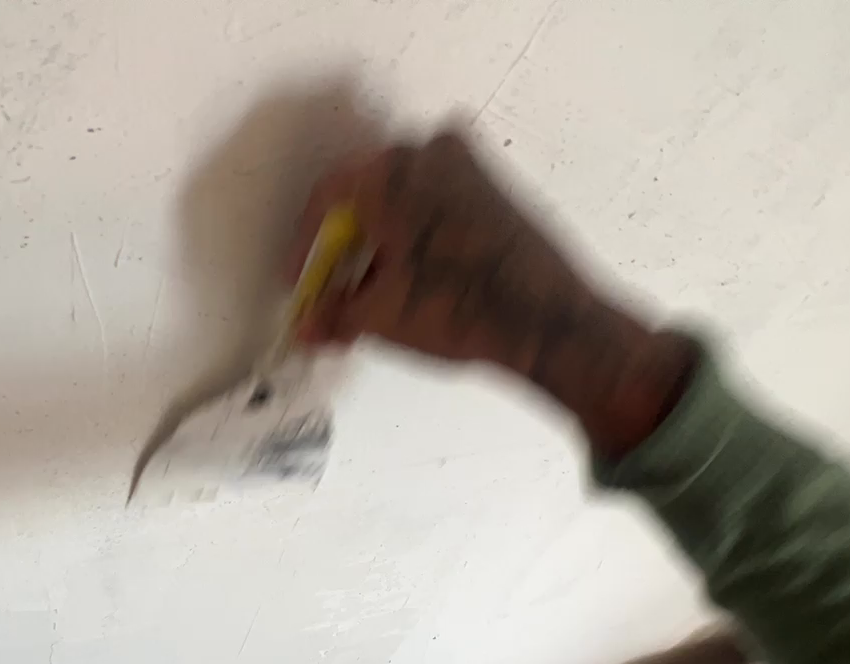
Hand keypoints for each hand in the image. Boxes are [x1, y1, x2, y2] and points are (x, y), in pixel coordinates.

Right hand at [289, 129, 695, 456]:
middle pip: (363, 197)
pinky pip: (438, 204)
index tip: (301, 280)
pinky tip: (416, 281)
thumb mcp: (381, 318)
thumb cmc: (465, 309)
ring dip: (381, 245)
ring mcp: (469, 166)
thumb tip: (308, 326)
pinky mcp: (497, 187)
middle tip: (336, 291)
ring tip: (376, 296)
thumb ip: (332, 317)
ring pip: (403, 200)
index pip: (324, 200)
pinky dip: (417, 237)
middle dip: (344, 250)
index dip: (304, 247)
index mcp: (389, 173)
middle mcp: (430, 152)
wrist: (548, 322)